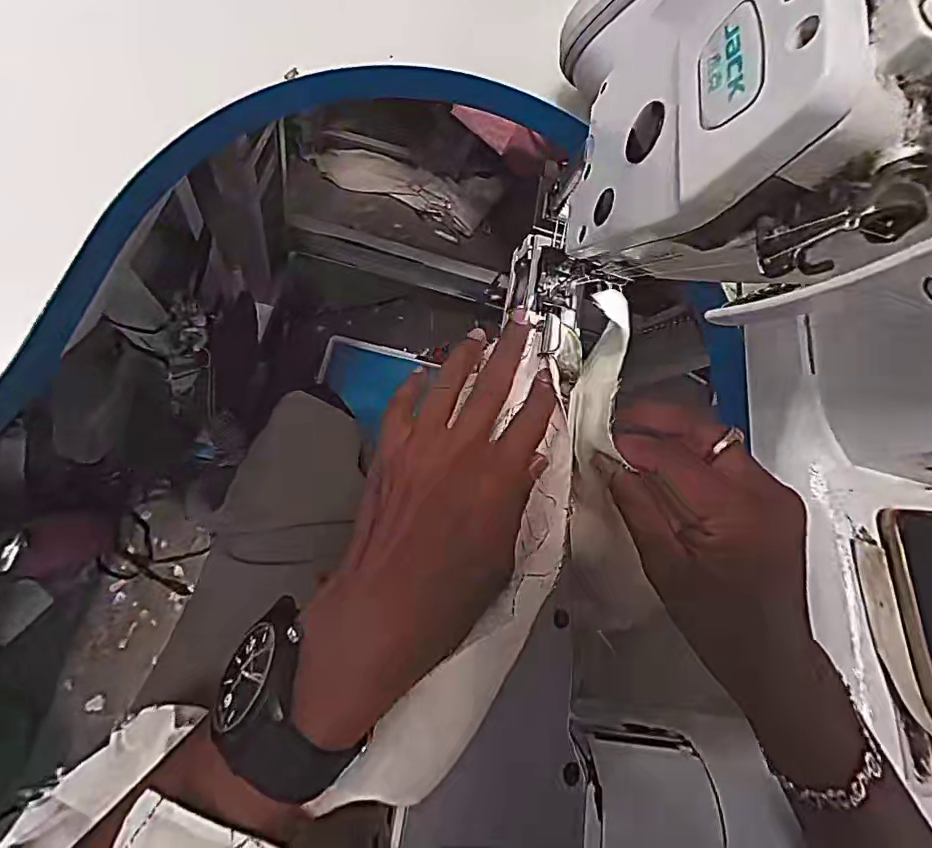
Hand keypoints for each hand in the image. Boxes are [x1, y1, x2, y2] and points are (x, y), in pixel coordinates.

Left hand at [290, 320, 555, 749]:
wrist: (380, 607)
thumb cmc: (448, 593)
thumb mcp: (502, 553)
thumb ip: (517, 500)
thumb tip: (531, 464)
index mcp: (498, 476)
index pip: (531, 419)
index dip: (545, 393)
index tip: (550, 376)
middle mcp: (462, 450)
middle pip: (493, 386)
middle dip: (511, 350)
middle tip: (521, 325)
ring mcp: (422, 446)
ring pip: (447, 384)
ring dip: (464, 356)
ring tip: (477, 335)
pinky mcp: (389, 453)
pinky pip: (401, 407)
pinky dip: (411, 387)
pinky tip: (419, 374)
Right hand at [602, 401, 815, 708]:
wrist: (773, 659)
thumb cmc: (724, 630)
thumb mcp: (668, 571)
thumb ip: (639, 511)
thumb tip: (615, 469)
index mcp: (738, 513)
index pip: (679, 458)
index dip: (639, 445)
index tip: (610, 443)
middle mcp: (766, 495)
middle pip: (708, 434)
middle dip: (663, 421)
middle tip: (626, 420)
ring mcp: (776, 496)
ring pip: (721, 443)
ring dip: (681, 437)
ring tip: (642, 440)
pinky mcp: (776, 501)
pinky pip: (733, 463)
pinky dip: (699, 458)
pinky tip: (671, 466)